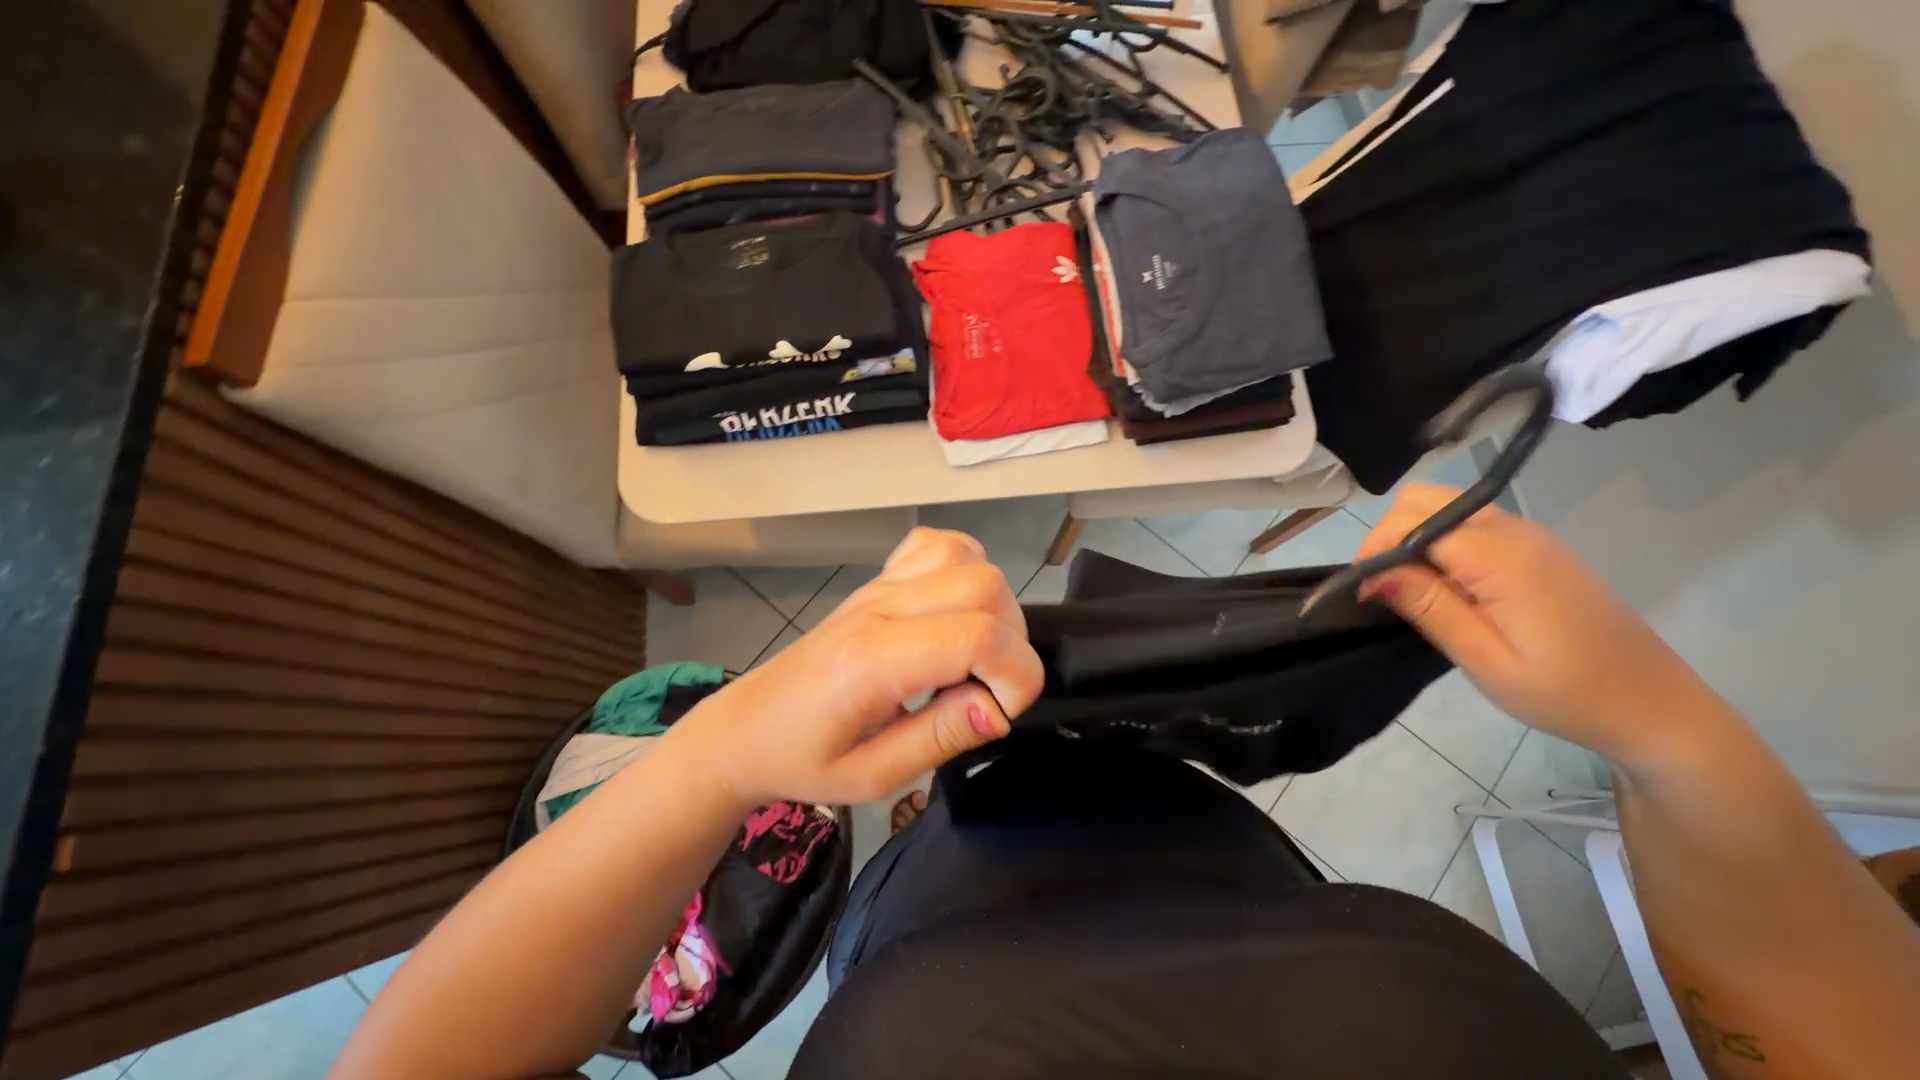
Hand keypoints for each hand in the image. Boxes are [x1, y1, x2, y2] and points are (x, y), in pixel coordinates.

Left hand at [672, 528, 1044, 808]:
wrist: (746, 728)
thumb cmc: (802, 761)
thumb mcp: (871, 777)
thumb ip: (939, 738)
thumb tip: (998, 711)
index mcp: (871, 661)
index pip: (976, 636)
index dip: (1016, 675)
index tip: (1001, 714)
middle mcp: (878, 609)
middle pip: (983, 585)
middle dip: (1013, 642)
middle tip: (990, 689)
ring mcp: (877, 587)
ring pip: (967, 557)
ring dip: (995, 605)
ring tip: (977, 654)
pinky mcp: (877, 582)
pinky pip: (935, 545)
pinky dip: (964, 569)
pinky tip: (954, 611)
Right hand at [1355, 485, 1721, 762]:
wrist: (1653, 705)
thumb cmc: (1565, 693)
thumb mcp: (1486, 661)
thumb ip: (1429, 607)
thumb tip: (1373, 571)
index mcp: (1503, 557)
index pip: (1415, 521)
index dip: (1378, 549)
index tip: (1363, 593)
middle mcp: (1515, 530)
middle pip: (1425, 499)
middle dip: (1389, 535)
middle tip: (1382, 589)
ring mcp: (1529, 535)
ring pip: (1445, 505)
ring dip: (1413, 537)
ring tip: (1410, 591)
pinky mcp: (1535, 548)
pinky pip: (1469, 523)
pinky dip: (1439, 542)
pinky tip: (1445, 588)